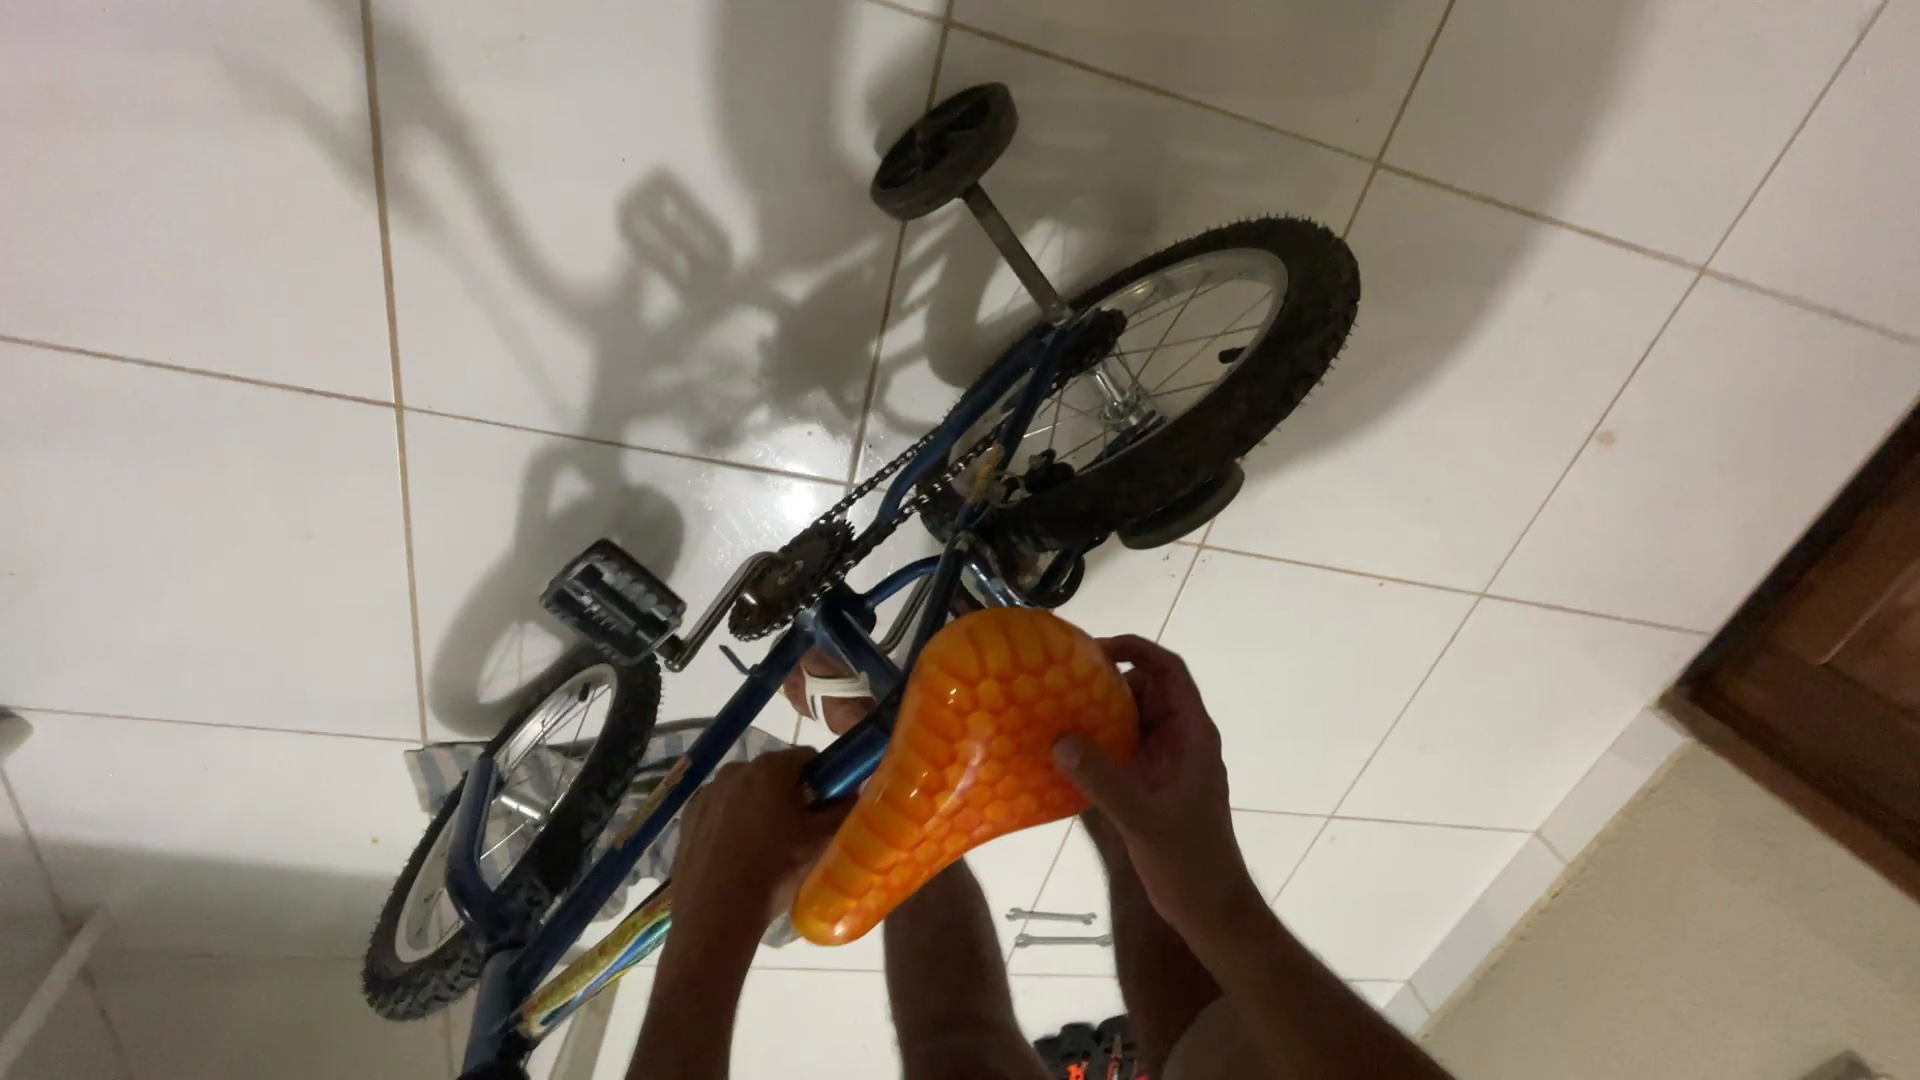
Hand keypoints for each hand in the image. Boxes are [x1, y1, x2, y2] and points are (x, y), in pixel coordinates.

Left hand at [670, 748, 849, 933]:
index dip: (820, 779)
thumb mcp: (818, 842)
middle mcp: (736, 769)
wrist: (715, 914)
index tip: (822, 806)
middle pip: (774, 772)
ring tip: (763, 844)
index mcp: (770, 768)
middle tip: (796, 829)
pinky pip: (721, 806)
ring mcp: (708, 791)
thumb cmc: (773, 871)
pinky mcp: (689, 814)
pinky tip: (735, 851)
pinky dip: (731, 819)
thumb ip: (841, 810)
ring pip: (746, 789)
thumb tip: (853, 793)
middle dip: (788, 792)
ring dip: (758, 804)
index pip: (807, 757)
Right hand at [1051, 636, 1262, 934]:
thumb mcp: (1144, 820)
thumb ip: (1104, 780)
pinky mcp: (1152, 782)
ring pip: (1133, 717)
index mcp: (1192, 735)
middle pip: (1147, 689)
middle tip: (1063, 679)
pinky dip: (1099, 738)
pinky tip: (1067, 749)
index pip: (1170, 672)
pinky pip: (1124, 745)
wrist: (1212, 911)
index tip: (1095, 649)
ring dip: (1101, 709)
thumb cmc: (1190, 863)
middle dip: (1109, 678)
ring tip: (1058, 707)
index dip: (1137, 650)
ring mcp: (1167, 760)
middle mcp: (1181, 739)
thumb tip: (1061, 738)